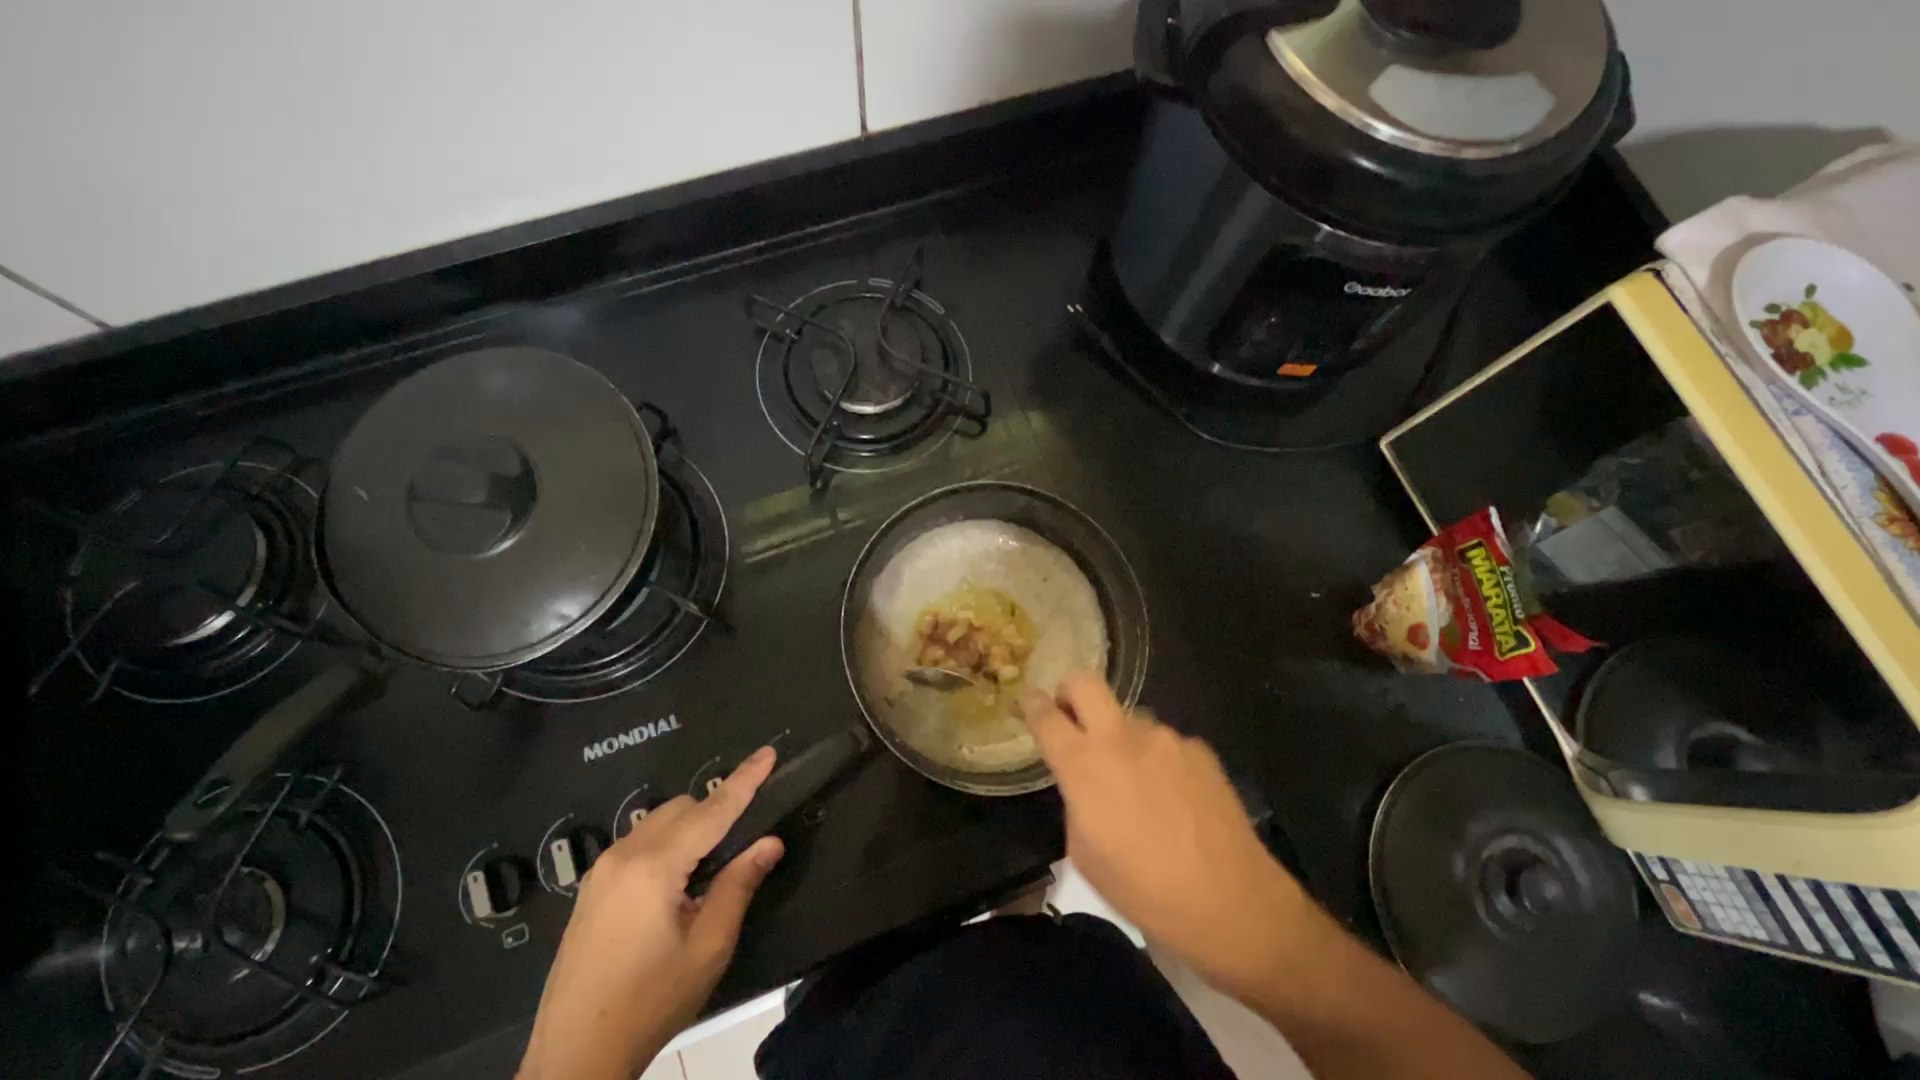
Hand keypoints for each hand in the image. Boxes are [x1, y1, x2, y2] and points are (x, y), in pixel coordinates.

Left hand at [516, 747, 784, 1079]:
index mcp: (655, 866)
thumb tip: (769, 844)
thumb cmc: (651, 1001)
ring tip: (710, 875)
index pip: (712, 810)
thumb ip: (739, 886)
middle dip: (716, 811)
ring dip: (690, 831)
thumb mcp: (708, 948)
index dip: (744, 780)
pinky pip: (637, 847)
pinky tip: (676, 891)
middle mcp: (623, 855)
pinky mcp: (590, 890)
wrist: (575, 1055)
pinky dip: (666, 848)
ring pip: (656, 825)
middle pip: (681, 809)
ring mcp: (601, 872)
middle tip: (745, 844)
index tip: (768, 752)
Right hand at [1021, 673, 1306, 1000]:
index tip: (1027, 701)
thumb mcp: (1085, 854)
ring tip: (1137, 785)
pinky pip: (1166, 744)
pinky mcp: (1200, 750)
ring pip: (1131, 719)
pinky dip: (1159, 761)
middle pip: (1085, 682)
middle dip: (1069, 691)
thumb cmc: (1142, 889)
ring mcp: (1166, 739)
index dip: (1031, 704)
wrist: (1228, 900)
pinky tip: (1174, 800)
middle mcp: (1122, 738)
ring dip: (1121, 738)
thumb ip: (1077, 803)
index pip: (1046, 717)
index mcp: (1084, 766)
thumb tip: (1086, 786)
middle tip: (1069, 716)